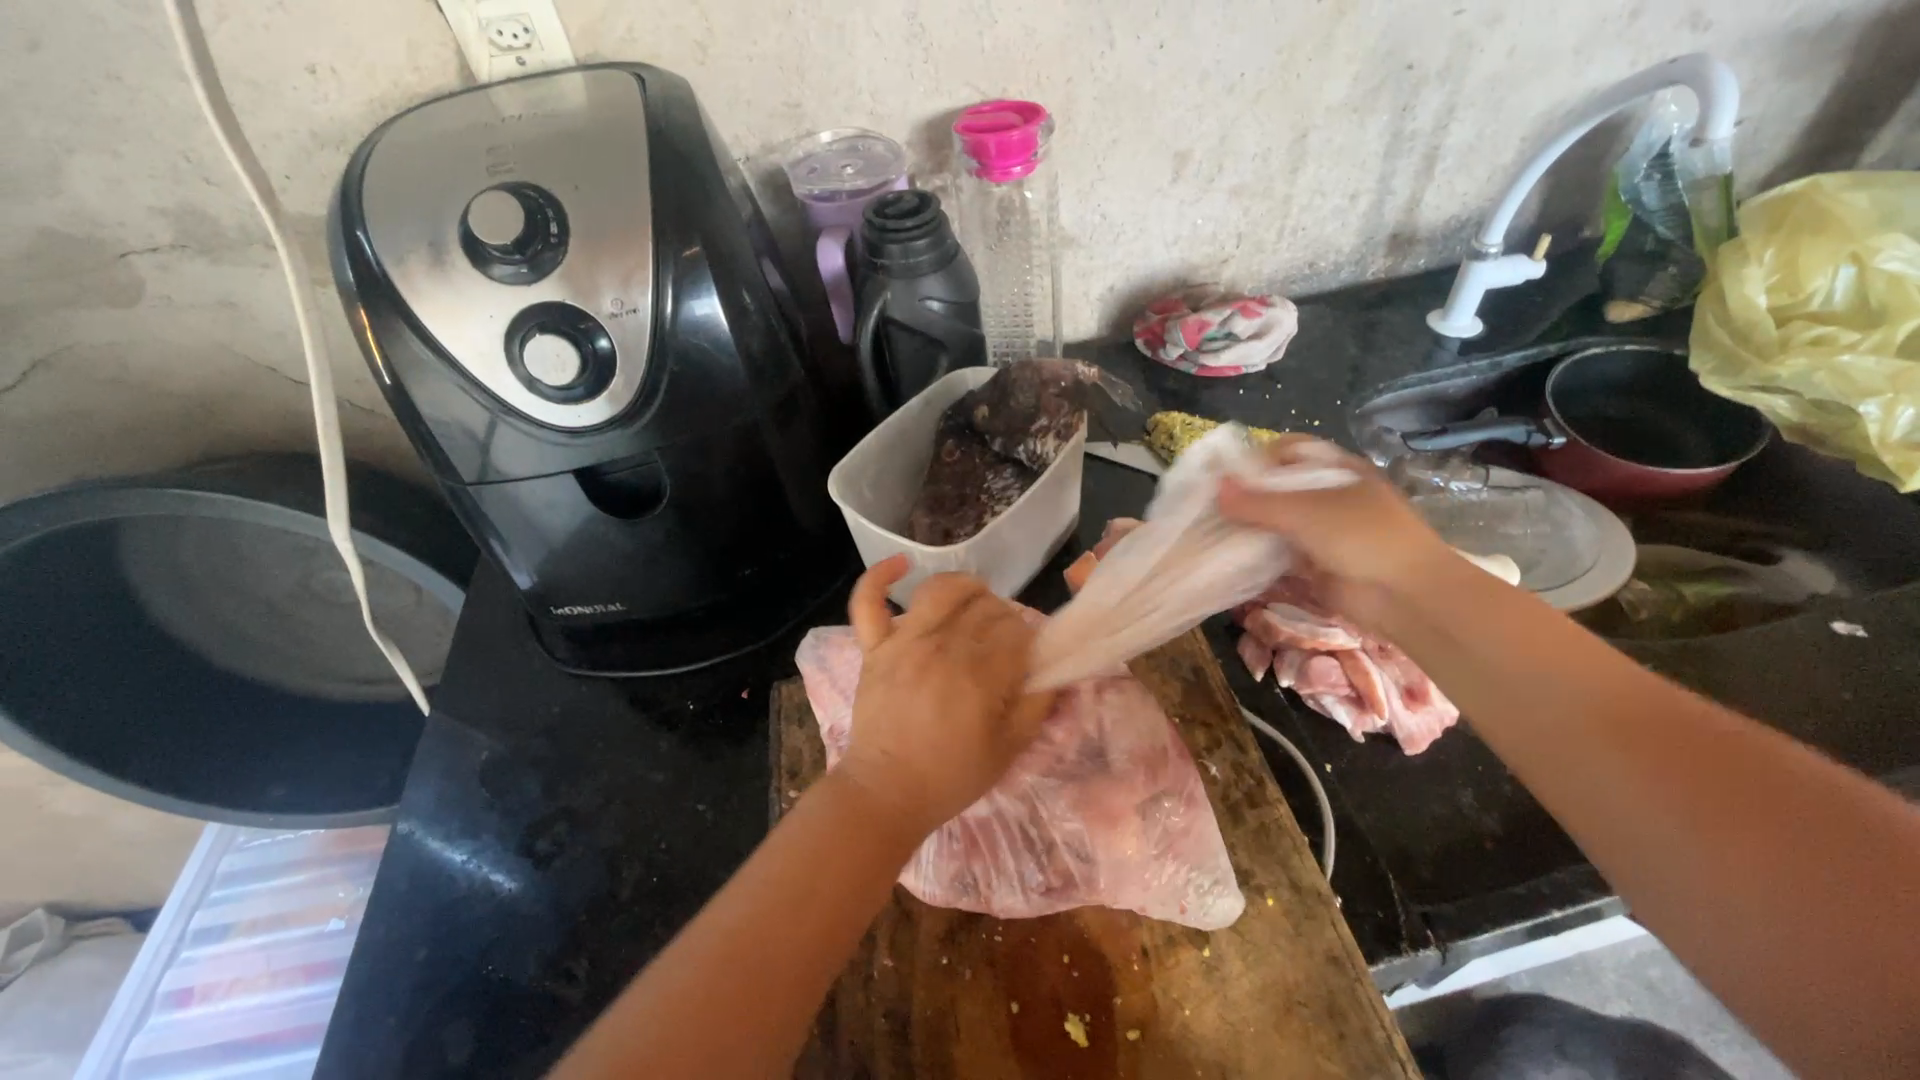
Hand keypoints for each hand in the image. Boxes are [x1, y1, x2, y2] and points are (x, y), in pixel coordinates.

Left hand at [836, 556, 1056, 839]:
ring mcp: (903, 643)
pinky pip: (868, 602)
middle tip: (1005, 642)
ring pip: (941, 590)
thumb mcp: (1009, 749)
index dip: (1029, 640)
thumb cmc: (951, 777)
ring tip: (976, 598)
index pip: (1017, 632)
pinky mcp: (873, 648)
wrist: (886, 793)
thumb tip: (1054, 669)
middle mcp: (943, 647)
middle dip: (1004, 618)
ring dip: (965, 587)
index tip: (1028, 659)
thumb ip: (1037, 705)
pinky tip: (901, 564)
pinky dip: (881, 577)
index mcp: (980, 674)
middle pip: (986, 608)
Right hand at [1216, 435, 1459, 628]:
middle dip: (1246, 496)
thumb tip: (1216, 491)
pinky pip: (1279, 553)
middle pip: (1278, 488)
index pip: (1289, 450)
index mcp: (1337, 469)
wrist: (1405, 595)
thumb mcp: (1307, 511)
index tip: (1226, 476)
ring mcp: (1323, 531)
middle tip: (1210, 507)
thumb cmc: (1363, 536)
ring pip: (1276, 522)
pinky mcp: (1316, 563)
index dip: (1257, 459)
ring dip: (1249, 528)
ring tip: (1213, 533)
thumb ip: (1257, 502)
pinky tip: (1231, 559)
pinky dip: (1256, 555)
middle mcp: (1329, 495)